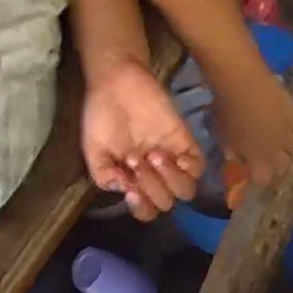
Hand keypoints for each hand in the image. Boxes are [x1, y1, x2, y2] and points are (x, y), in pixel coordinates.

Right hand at [81, 55, 202, 220]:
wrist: (115, 80)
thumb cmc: (102, 116)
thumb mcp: (93, 150)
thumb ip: (104, 175)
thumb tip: (124, 190)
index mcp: (136, 184)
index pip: (147, 211)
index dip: (141, 208)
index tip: (130, 190)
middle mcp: (157, 178)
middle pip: (166, 203)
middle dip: (151, 186)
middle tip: (134, 159)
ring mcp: (173, 161)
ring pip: (185, 191)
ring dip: (170, 179)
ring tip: (153, 154)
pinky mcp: (185, 143)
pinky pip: (198, 168)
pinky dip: (189, 167)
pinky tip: (175, 155)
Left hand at [210, 66, 292, 187]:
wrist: (240, 78)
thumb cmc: (226, 110)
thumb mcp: (224, 135)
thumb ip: (232, 150)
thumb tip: (235, 158)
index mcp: (258, 159)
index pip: (265, 177)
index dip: (261, 175)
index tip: (255, 169)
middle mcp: (276, 150)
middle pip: (284, 165)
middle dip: (277, 163)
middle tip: (268, 155)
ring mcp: (287, 132)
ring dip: (288, 146)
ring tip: (281, 140)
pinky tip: (290, 123)